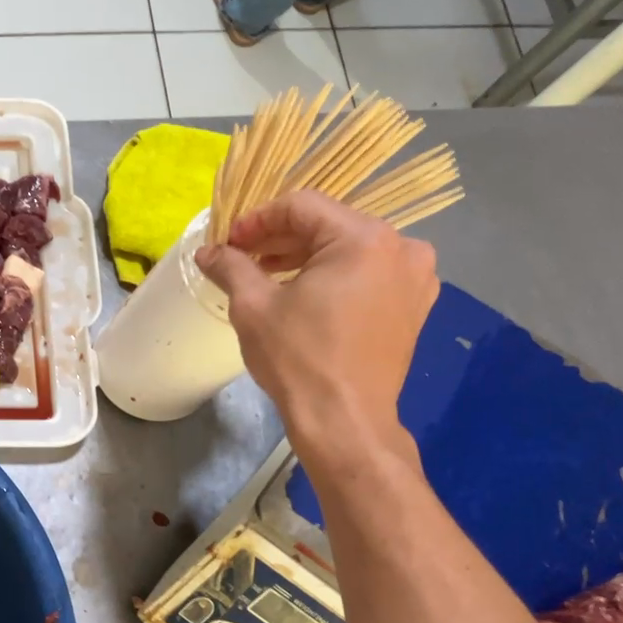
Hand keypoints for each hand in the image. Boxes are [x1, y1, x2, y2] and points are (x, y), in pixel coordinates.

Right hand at [194, 191, 437, 469]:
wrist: (344, 416)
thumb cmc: (297, 358)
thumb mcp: (253, 308)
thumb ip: (232, 268)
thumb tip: (208, 251)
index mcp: (363, 238)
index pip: (302, 206)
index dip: (258, 219)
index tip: (228, 245)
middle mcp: (401, 246)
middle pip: (330, 225)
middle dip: (281, 239)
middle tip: (243, 262)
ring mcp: (415, 276)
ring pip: (351, 249)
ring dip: (307, 258)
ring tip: (271, 281)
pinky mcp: (415, 304)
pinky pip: (370, 274)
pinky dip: (336, 277)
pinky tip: (308, 300)